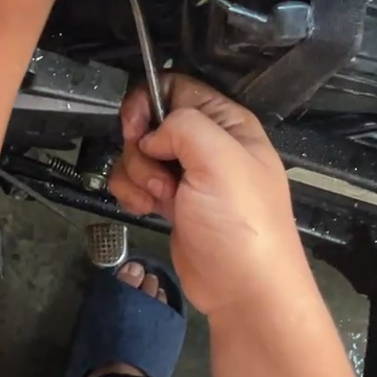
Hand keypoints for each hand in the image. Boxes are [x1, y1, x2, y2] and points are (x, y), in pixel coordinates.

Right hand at [110, 74, 310, 315]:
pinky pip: (136, 182)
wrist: (243, 290)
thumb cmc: (240, 223)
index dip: (148, 102)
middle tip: (160, 174)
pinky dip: (133, 194)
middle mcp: (206, 144)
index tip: (137, 128)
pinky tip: (147, 210)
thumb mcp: (219, 160)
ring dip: (136, 175)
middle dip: (140, 148)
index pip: (176, 87)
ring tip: (158, 199)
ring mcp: (187, 175)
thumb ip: (183, 127)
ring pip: (137, 154)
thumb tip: (152, 135)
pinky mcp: (171, 201)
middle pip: (149, 123)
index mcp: (227, 124)